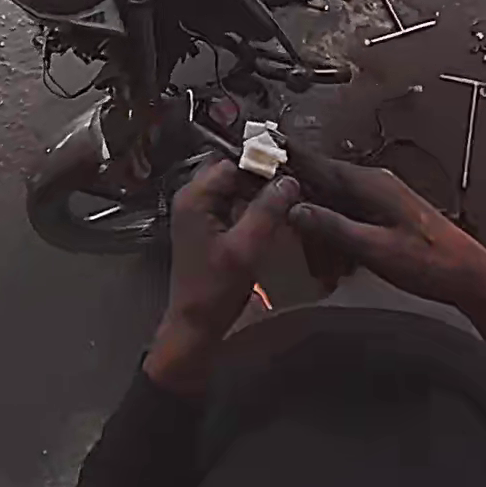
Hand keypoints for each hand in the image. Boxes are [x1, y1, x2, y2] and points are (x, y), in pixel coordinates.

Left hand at [143, 160, 301, 393]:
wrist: (194, 325)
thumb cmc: (216, 287)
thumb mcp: (246, 248)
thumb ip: (267, 210)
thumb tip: (289, 180)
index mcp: (195, 196)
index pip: (231, 162)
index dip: (261, 163)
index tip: (292, 170)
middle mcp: (192, 197)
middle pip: (231, 171)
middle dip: (261, 175)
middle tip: (293, 182)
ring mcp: (197, 212)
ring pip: (232, 187)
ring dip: (257, 190)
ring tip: (289, 196)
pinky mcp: (206, 226)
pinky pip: (230, 203)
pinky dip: (250, 205)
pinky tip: (273, 213)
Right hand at [285, 149, 485, 411]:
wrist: (473, 279)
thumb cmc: (428, 262)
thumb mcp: (375, 248)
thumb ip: (332, 226)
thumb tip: (293, 208)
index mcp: (367, 184)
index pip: (317, 163)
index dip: (287, 157)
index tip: (259, 148)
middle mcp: (370, 184)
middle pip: (320, 189)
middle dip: (305, 218)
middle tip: (298, 247)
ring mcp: (377, 198)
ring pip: (332, 208)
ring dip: (323, 236)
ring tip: (325, 271)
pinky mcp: (383, 214)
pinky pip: (347, 219)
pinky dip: (338, 240)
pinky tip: (340, 268)